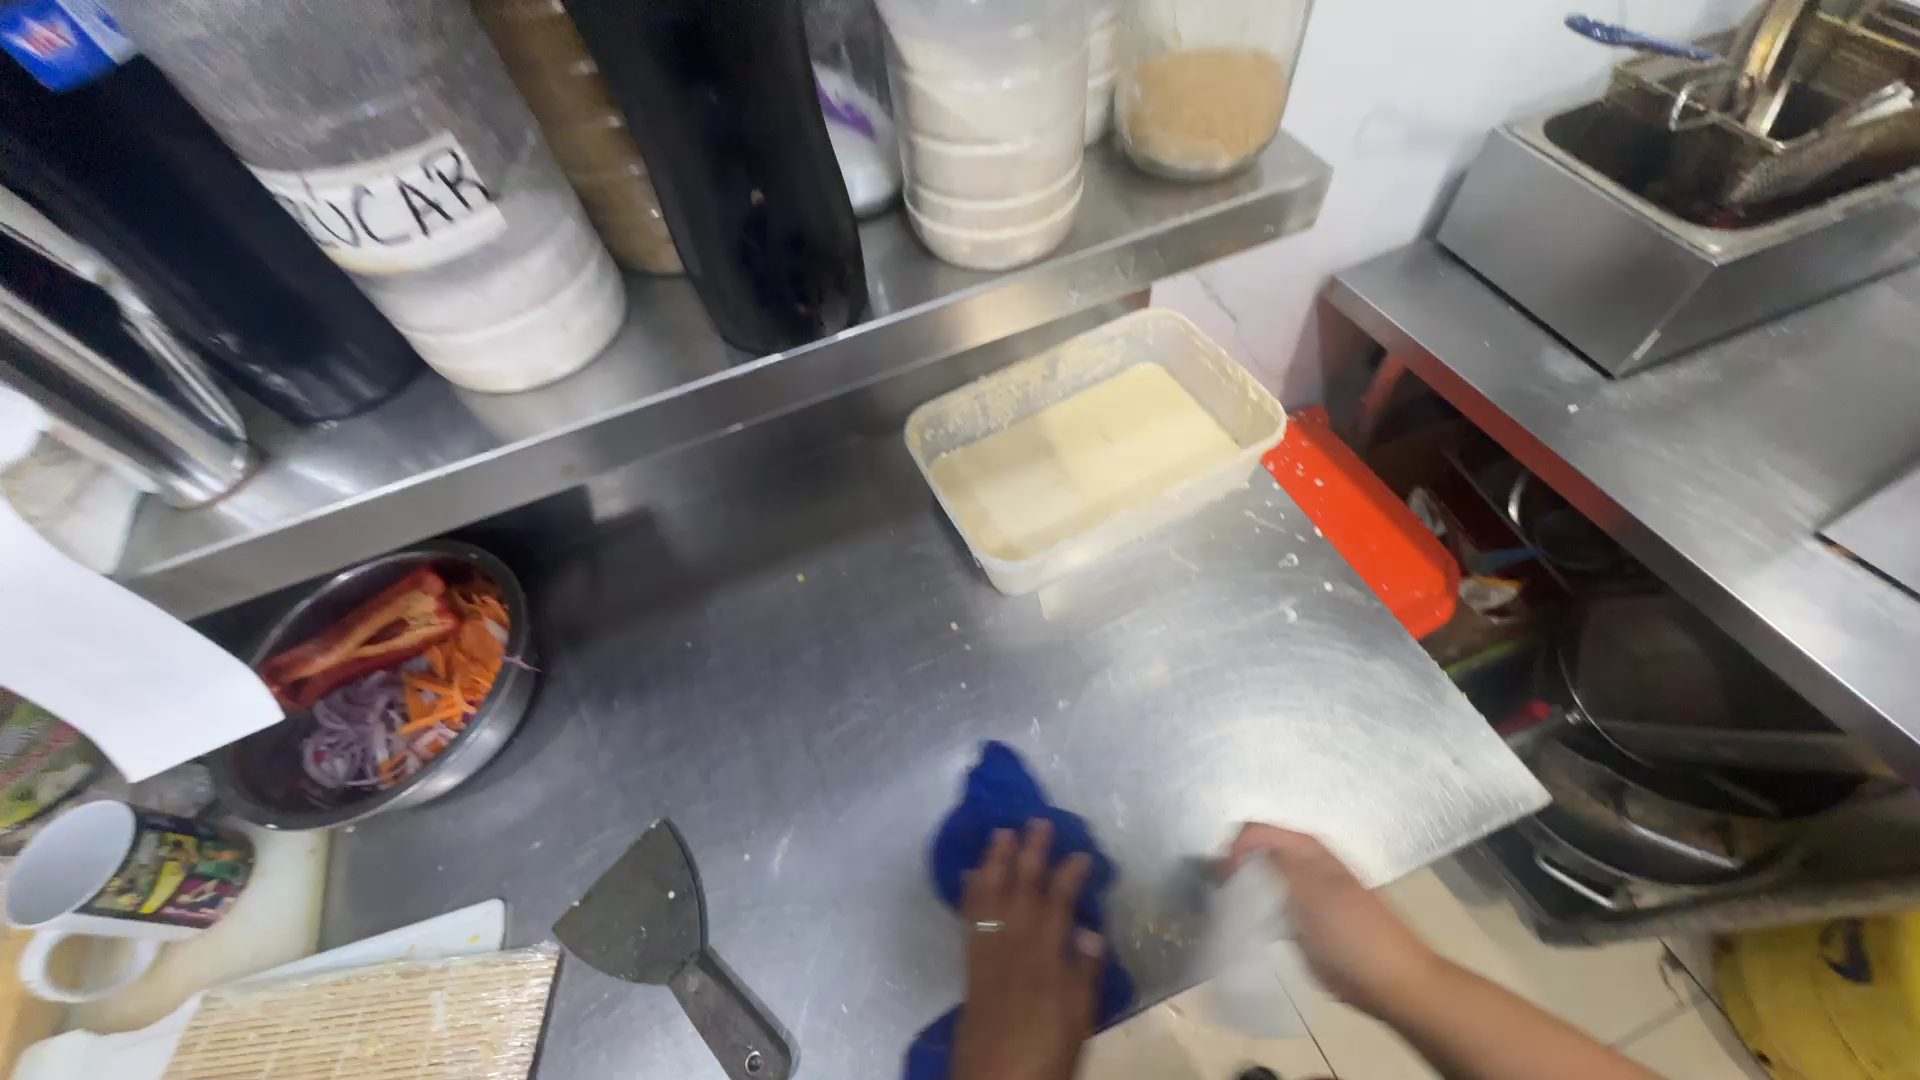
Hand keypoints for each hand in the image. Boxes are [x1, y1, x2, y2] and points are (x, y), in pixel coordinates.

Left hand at [952, 821, 1104, 1079]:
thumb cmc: (1046, 1051)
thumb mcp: (1079, 1017)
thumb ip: (1085, 971)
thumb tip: (1091, 929)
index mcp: (1045, 953)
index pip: (1059, 901)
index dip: (1070, 873)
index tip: (1081, 853)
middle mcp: (1015, 941)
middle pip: (1023, 887)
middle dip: (1030, 852)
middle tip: (1036, 821)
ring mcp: (989, 948)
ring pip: (992, 893)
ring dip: (996, 860)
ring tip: (1000, 832)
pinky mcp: (971, 961)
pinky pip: (970, 916)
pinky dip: (971, 891)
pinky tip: (971, 874)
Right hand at [1228, 823, 1445, 1019]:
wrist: (1394, 983)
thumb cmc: (1356, 934)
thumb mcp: (1314, 893)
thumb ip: (1274, 866)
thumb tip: (1235, 852)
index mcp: (1307, 848)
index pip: (1253, 831)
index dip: (1234, 851)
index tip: (1226, 881)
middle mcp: (1302, 862)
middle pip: (1252, 852)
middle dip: (1233, 870)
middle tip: (1225, 899)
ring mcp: (1301, 891)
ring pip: (1256, 879)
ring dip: (1240, 892)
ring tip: (1232, 915)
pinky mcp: (1299, 919)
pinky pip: (1264, 905)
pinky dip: (1251, 912)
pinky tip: (1247, 928)